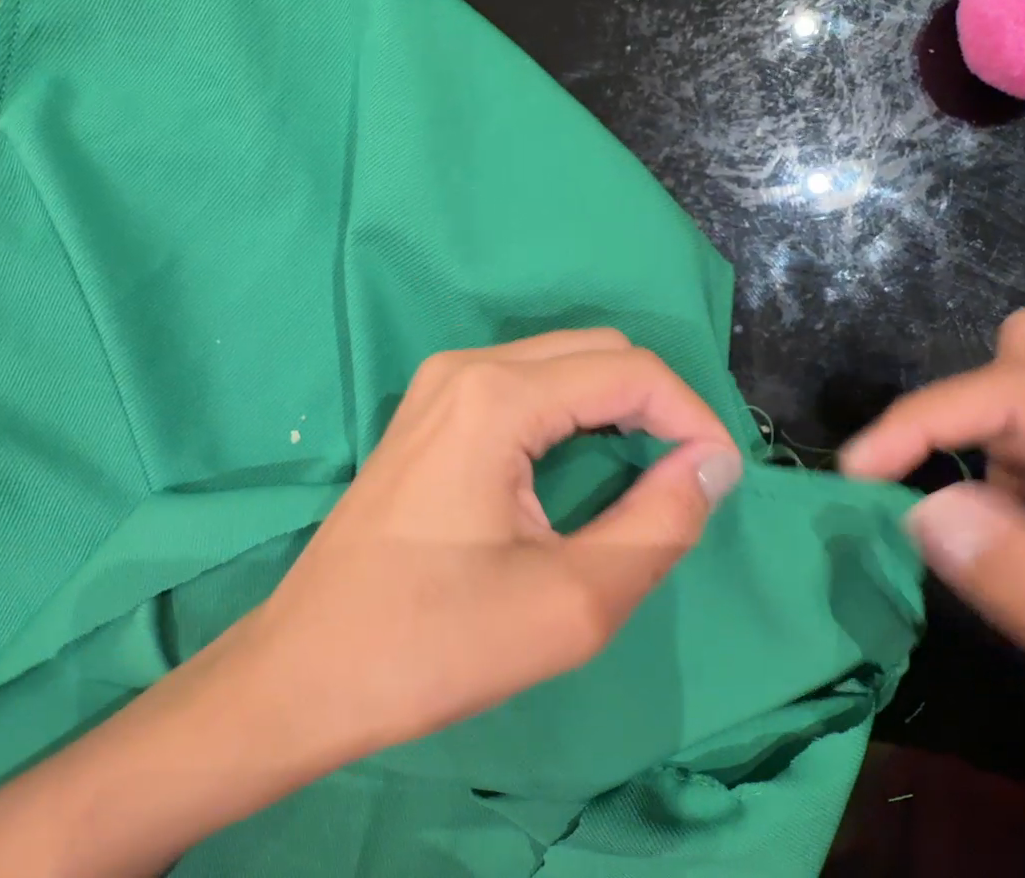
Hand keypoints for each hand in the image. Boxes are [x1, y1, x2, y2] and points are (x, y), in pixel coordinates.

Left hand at [0, 330, 740, 877]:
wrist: (305, 673)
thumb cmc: (435, 644)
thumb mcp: (572, 602)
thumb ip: (659, 524)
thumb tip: (711, 466)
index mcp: (499, 397)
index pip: (632, 372)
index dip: (693, 419)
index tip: (719, 483)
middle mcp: (466, 367)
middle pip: (598, 352)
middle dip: (659, 405)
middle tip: (688, 481)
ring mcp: (438, 386)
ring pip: (562, 362)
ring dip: (618, 408)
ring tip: (648, 478)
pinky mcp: (427, 414)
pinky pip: (524, 386)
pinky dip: (574, 414)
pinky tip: (584, 469)